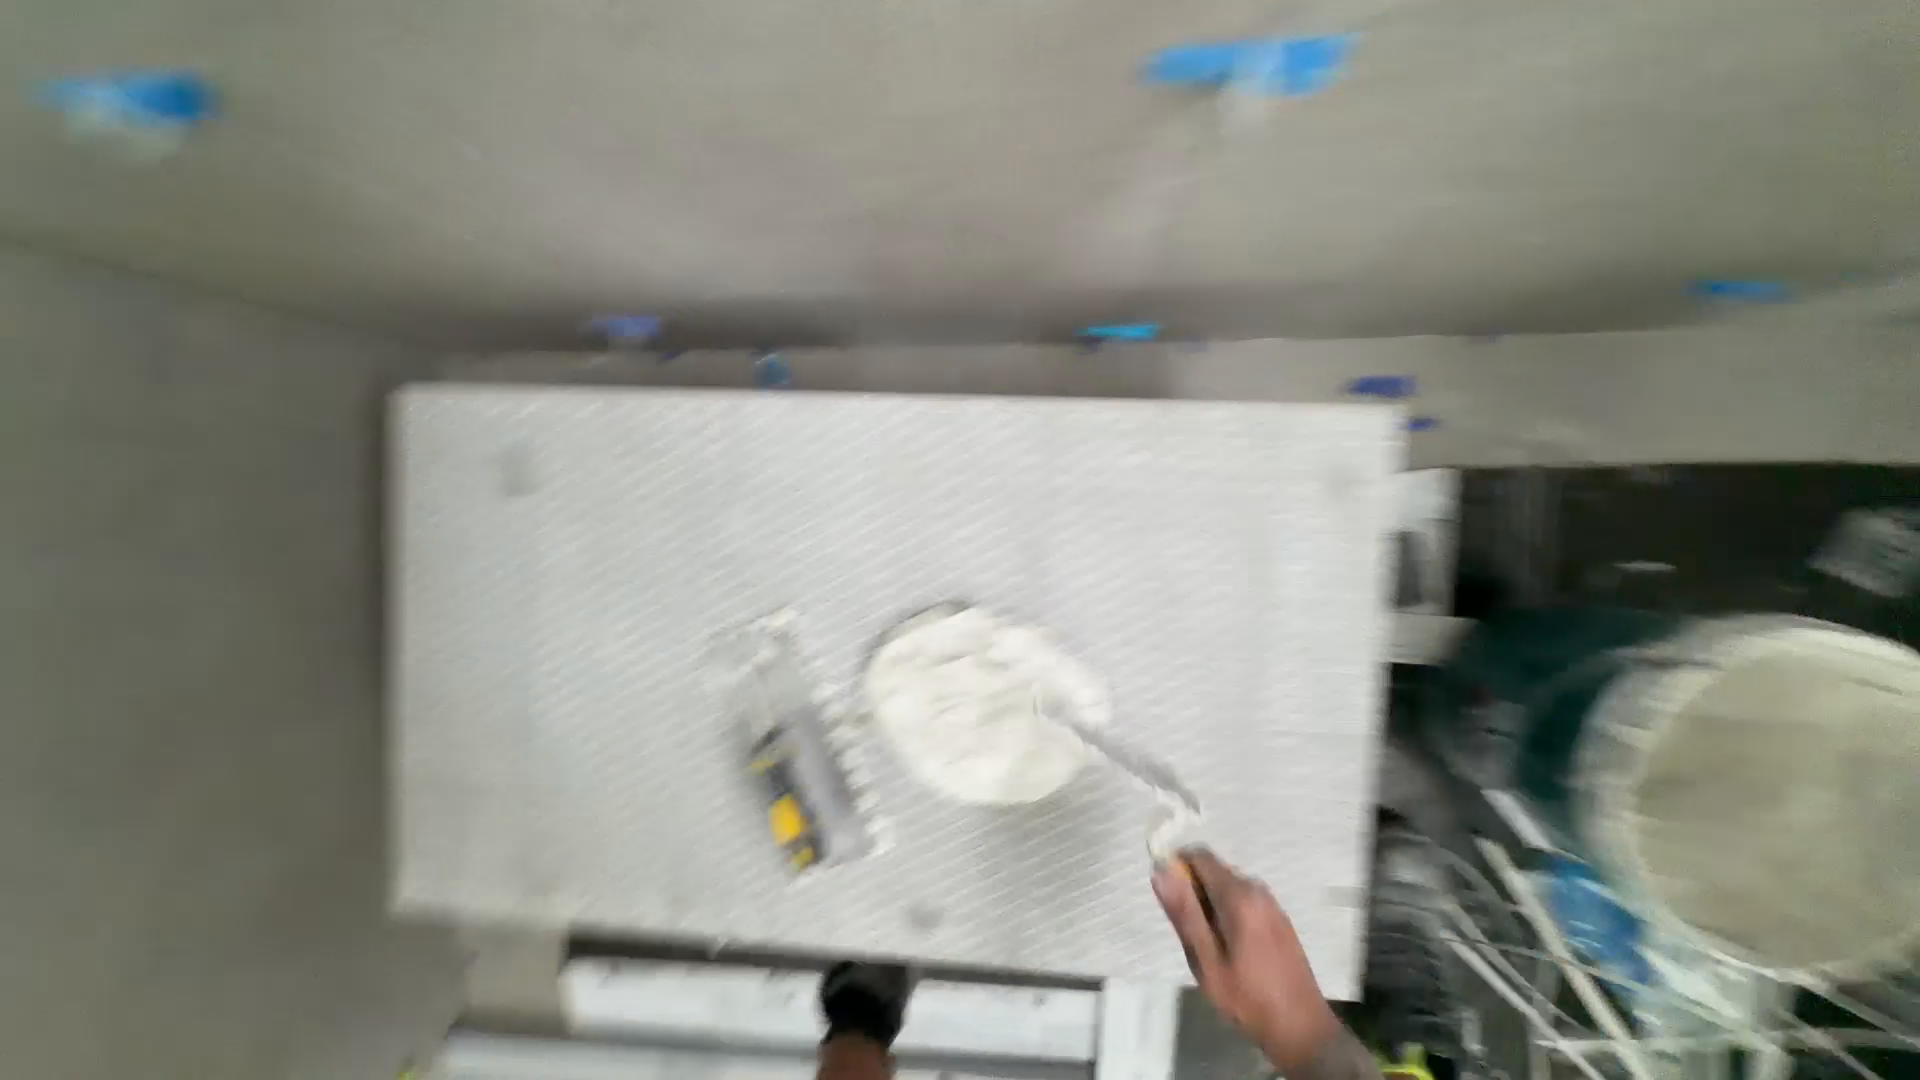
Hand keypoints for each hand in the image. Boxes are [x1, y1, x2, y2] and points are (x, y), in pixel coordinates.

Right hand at [1152, 848, 1341, 1072]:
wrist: (1302, 1030)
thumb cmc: (1248, 998)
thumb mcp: (1206, 961)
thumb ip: (1183, 913)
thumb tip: (1160, 870)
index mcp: (1238, 895)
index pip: (1198, 855)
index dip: (1177, 866)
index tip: (1170, 898)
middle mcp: (1257, 889)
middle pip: (1212, 870)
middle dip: (1194, 892)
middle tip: (1191, 935)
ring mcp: (1271, 903)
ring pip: (1227, 886)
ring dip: (1210, 904)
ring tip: (1211, 947)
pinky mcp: (1279, 917)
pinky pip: (1243, 899)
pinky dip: (1228, 912)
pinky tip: (1233, 949)